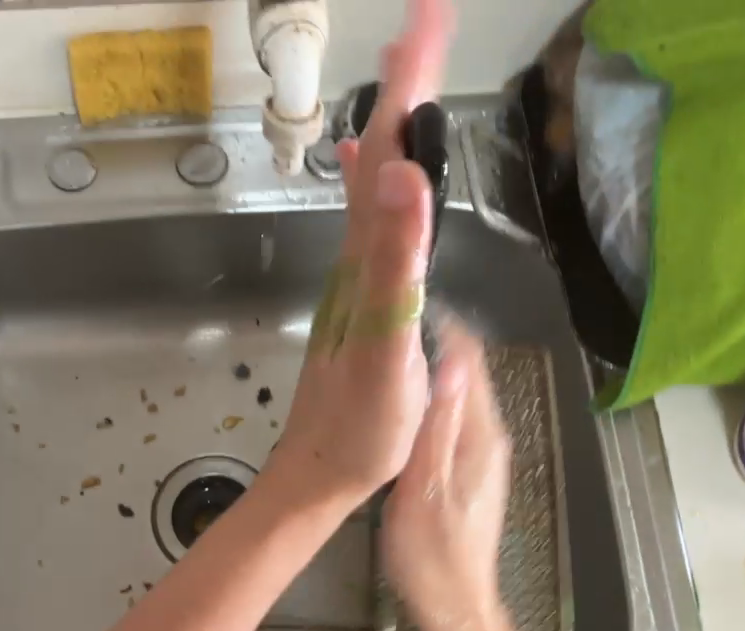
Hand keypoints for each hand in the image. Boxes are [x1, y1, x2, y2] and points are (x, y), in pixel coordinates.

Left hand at [264, 0, 453, 507]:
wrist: (318, 470)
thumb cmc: (359, 428)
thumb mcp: (386, 349)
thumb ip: (394, 265)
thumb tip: (398, 175)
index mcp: (368, 261)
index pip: (387, 155)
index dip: (408, 87)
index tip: (426, 19)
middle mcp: (355, 259)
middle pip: (376, 157)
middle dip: (403, 88)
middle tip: (425, 25)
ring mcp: (353, 279)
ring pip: (370, 185)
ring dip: (389, 125)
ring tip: (405, 77)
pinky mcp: (357, 301)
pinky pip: (365, 225)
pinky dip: (370, 183)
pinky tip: (365, 174)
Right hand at [383, 318, 511, 630]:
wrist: (453, 603)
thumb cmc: (431, 552)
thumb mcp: (425, 487)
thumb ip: (439, 426)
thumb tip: (450, 363)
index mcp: (480, 435)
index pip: (470, 360)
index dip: (443, 326)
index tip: (405, 303)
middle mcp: (489, 437)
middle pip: (466, 373)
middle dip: (433, 344)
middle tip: (385, 326)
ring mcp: (481, 455)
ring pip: (458, 395)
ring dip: (430, 372)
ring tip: (386, 355)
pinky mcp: (468, 471)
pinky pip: (452, 419)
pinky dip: (430, 401)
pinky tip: (399, 404)